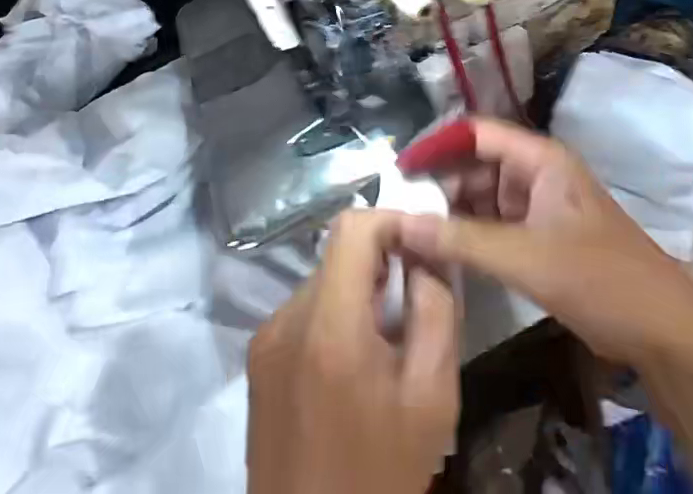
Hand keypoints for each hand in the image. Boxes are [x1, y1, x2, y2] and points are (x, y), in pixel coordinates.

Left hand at [247, 210, 458, 493]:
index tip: (423, 248)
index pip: (352, 228)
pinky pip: (304, 313)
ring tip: (386, 346)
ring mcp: (265, 339)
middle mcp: (285, 319)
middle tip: (415, 304)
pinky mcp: (257, 360)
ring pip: (322, 283)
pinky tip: (353, 368)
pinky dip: (335, 319)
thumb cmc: (382, 472)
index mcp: (328, 325)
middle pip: (338, 256)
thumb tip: (427, 255)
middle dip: (381, 265)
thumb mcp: (432, 395)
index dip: (392, 223)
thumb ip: (436, 310)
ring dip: (358, 295)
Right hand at [398, 117, 692, 364]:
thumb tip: (400, 224)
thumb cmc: (599, 278)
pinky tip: (442, 250)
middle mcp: (538, 174)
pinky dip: (469, 234)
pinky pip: (494, 224)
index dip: (436, 146)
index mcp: (540, 159)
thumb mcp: (524, 257)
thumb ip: (460, 240)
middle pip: (476, 164)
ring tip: (411, 230)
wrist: (663, 331)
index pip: (475, 133)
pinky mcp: (541, 237)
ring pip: (483, 196)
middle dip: (439, 184)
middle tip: (399, 209)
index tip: (397, 170)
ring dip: (452, 211)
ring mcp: (540, 206)